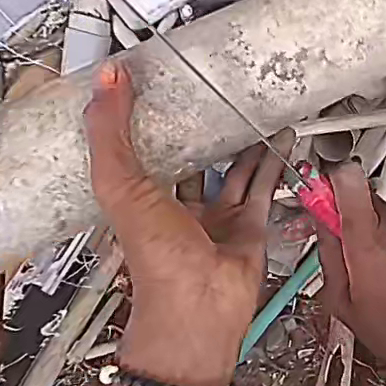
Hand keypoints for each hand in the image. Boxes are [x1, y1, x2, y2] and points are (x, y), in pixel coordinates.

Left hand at [85, 61, 285, 385]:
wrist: (198, 305)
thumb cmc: (156, 262)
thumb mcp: (119, 186)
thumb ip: (110, 133)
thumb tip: (108, 81)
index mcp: (139, 200)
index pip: (137, 149)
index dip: (141, 118)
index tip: (150, 84)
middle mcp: (176, 208)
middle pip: (187, 158)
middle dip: (196, 130)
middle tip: (206, 92)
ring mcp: (213, 217)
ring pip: (228, 170)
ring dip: (238, 142)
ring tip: (247, 110)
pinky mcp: (246, 224)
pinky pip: (261, 185)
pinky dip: (272, 161)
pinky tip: (278, 139)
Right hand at [310, 162, 385, 379]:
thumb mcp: (343, 304)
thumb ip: (327, 257)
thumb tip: (320, 229)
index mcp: (369, 242)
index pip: (347, 180)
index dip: (326, 184)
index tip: (316, 198)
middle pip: (360, 196)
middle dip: (344, 215)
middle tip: (339, 246)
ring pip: (380, 213)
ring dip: (369, 232)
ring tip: (370, 270)